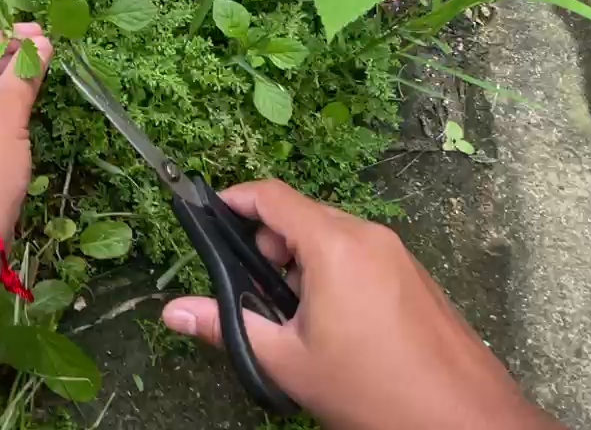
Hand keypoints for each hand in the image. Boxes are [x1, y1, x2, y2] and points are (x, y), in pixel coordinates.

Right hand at [161, 180, 561, 429]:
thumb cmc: (377, 394)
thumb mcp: (290, 363)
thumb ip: (226, 327)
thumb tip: (172, 312)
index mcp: (334, 245)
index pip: (272, 196)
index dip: (235, 199)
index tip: (211, 216)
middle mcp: (367, 236)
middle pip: (300, 213)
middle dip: (268, 240)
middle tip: (259, 287)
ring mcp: (398, 255)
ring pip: (331, 233)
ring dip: (300, 257)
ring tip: (296, 312)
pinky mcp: (418, 277)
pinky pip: (360, 251)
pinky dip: (333, 268)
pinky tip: (336, 321)